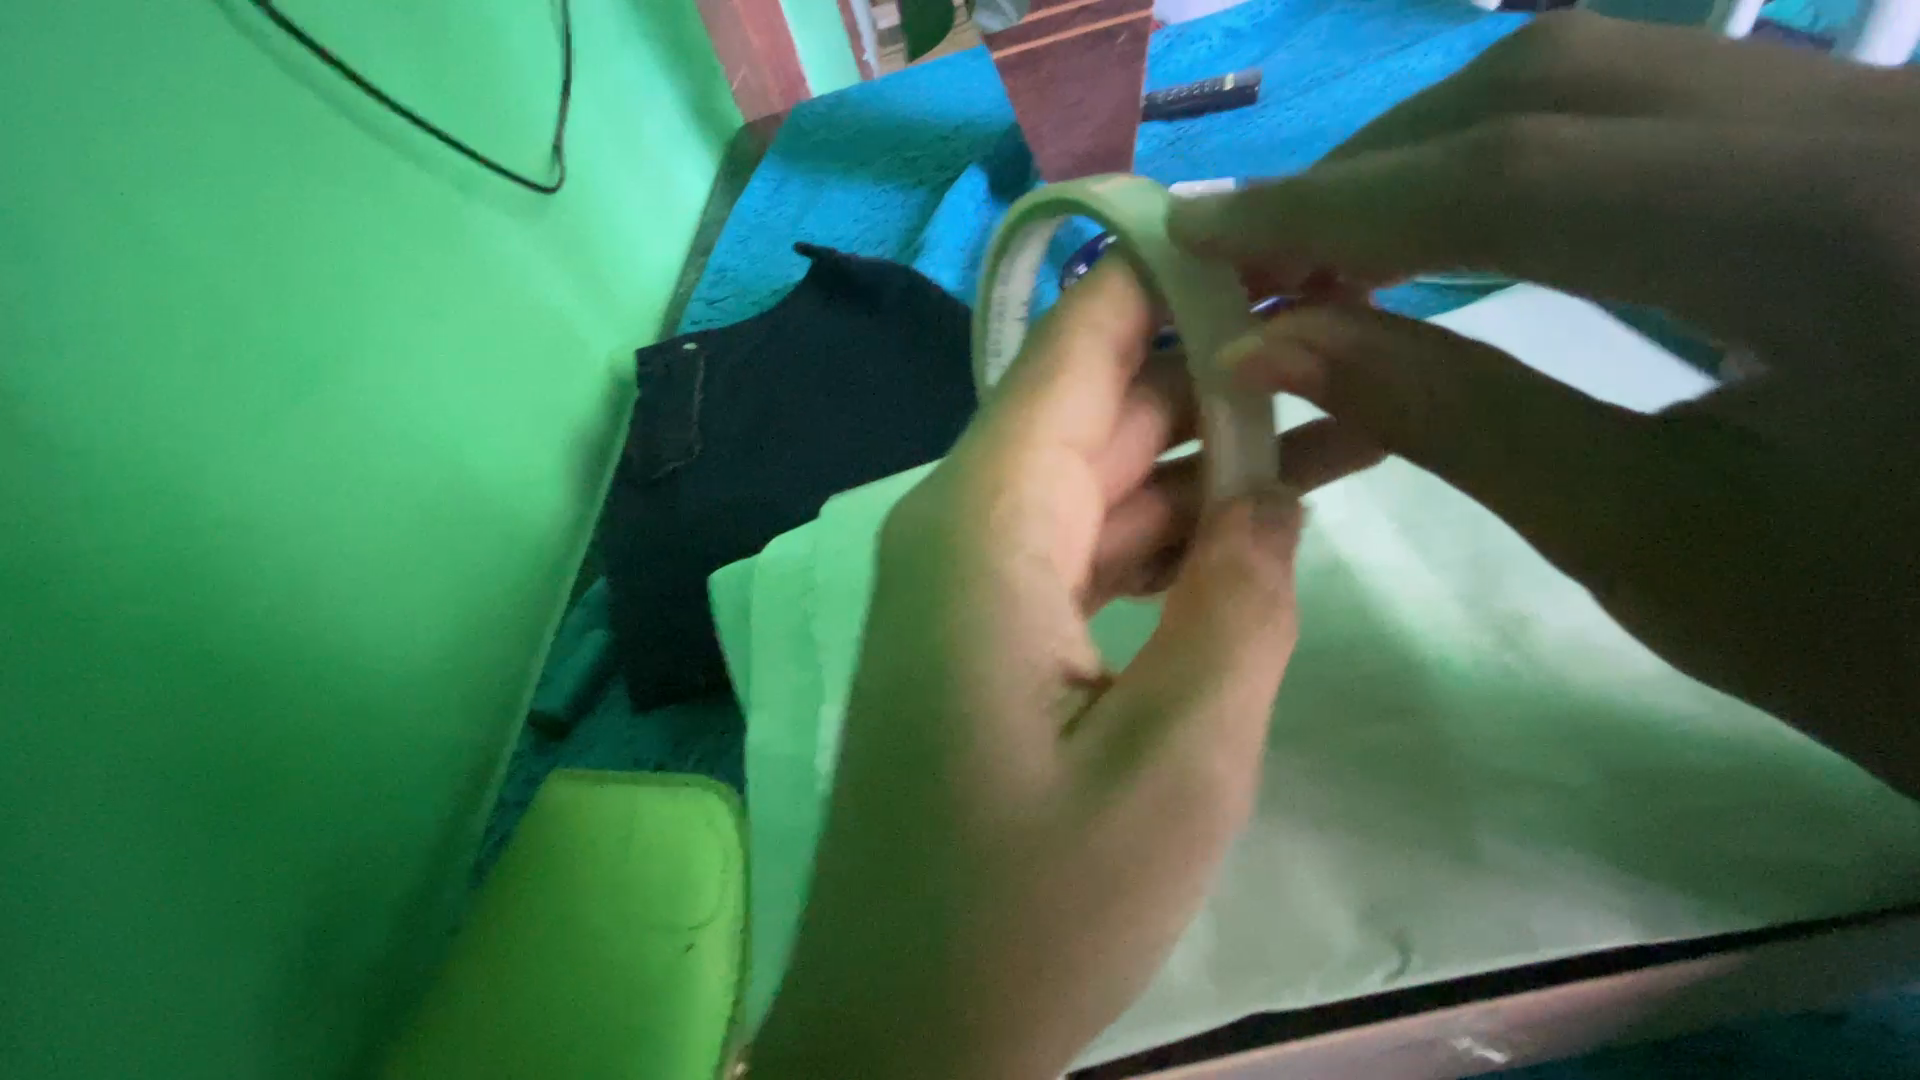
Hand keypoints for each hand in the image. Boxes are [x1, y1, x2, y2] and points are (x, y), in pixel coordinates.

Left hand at [749, 262, 1381, 1079]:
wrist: (904, 1019)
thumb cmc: (1028, 909)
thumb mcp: (1177, 761)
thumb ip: (1239, 604)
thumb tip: (1274, 498)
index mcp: (983, 524)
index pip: (1078, 344)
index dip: (1174, 274)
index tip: (1283, 237)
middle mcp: (959, 526)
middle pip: (1096, 404)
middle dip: (1215, 364)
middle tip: (1354, 327)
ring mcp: (966, 579)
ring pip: (1096, 477)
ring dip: (1204, 452)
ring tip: (1345, 413)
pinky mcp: (981, 631)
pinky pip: (1082, 546)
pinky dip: (1163, 529)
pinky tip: (1253, 521)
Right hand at [1170, 13, 1919, 797]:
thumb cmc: (1890, 637)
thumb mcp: (1634, 535)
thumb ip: (1441, 414)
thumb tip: (1270, 344)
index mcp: (1835, 239)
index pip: (1510, 176)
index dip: (1327, 206)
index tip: (1199, 232)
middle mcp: (1881, 125)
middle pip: (1550, 87)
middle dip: (1370, 171)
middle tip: (1260, 258)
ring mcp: (1891, 117)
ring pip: (1603, 82)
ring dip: (1432, 162)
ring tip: (1334, 257)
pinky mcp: (1875, 144)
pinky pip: (1656, 116)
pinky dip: (1515, 168)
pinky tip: (1448, 240)